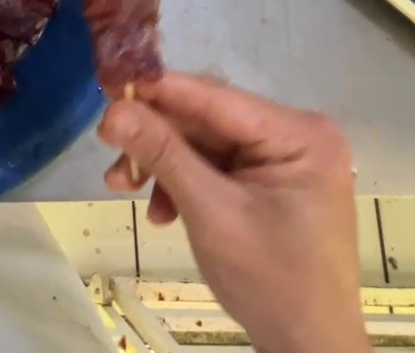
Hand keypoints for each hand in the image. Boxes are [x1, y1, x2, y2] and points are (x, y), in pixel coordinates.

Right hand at [98, 74, 368, 352]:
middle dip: (154, 139)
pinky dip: (180, 181)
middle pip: (203, 119)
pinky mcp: (267, 179)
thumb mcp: (210, 211)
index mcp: (298, 133)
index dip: (156, 90)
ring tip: (122, 186)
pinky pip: (210, 164)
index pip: (212, 96)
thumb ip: (161, 152)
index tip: (107, 88)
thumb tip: (111, 110)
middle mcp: (293, 134)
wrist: (308, 352)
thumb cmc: (271, 281)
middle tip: (108, 148)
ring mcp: (280, 157)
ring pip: (200, 141)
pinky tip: (161, 210)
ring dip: (160, 163)